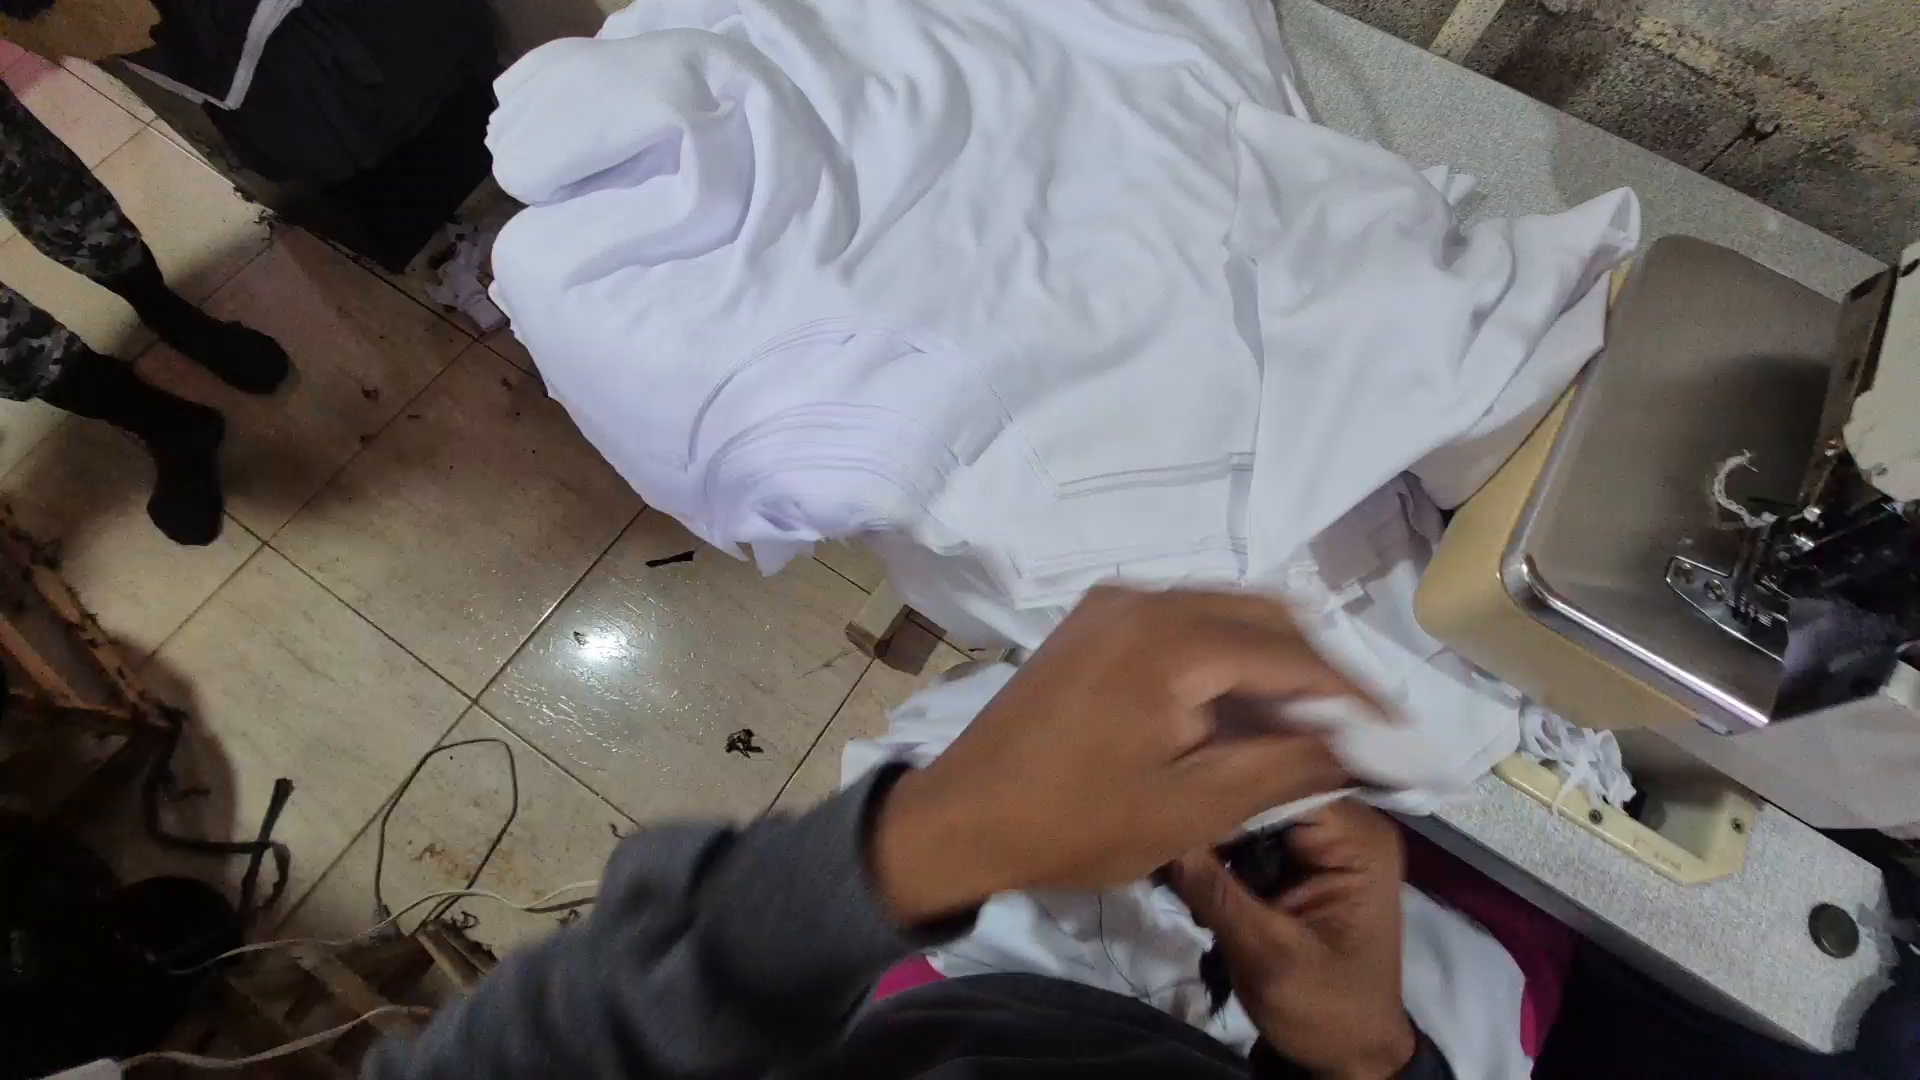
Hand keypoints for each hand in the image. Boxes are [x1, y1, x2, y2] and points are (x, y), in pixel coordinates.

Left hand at [871, 585, 1377, 922]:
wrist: (964, 814)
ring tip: (1303, 719)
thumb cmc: (1074, 822)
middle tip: (1354, 727)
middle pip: (1258, 613)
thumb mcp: (1191, 807)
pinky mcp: (1091, 620)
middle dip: (1315, 667)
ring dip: (1269, 658)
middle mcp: (1139, 597)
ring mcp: (1109, 603)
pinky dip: (1220, 653)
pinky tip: (1234, 700)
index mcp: (1167, 638)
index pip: (1289, 651)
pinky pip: (1178, 620)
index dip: (1353, 693)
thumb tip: (1358, 743)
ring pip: (1219, 611)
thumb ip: (1284, 764)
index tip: (1401, 734)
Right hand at [1169, 803, 1414, 1079]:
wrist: (1348, 1056)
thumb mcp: (1266, 955)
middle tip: (1159, 832)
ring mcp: (1322, 836)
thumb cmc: (1324, 1009)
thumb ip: (1214, 889)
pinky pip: (1248, 830)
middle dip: (1212, 811)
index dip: (1223, 788)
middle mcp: (1343, 822)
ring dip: (1209, 830)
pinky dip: (1217, 849)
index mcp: (1356, 837)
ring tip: (1167, 852)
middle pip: (1261, 788)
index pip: (1278, 781)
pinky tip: (1186, 864)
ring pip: (1249, 807)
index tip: (1170, 803)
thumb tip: (1160, 830)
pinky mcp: (1299, 853)